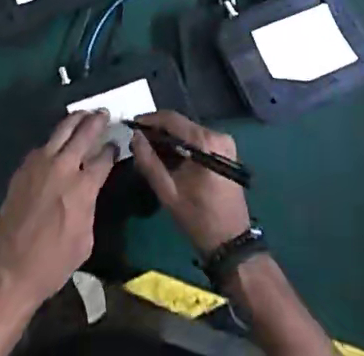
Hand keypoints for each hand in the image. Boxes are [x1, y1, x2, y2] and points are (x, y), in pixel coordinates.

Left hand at [0, 111, 115, 308]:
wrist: (13, 264)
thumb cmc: (55, 260)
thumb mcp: (85, 238)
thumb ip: (89, 205)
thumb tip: (88, 189)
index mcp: (82, 188)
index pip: (103, 159)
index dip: (112, 150)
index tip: (116, 143)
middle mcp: (62, 168)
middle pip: (82, 134)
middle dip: (96, 122)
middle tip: (104, 112)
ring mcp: (40, 163)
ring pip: (60, 131)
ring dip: (75, 120)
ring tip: (85, 112)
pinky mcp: (24, 166)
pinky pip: (43, 145)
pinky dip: (55, 137)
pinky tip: (60, 138)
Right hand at [130, 110, 251, 252]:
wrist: (232, 243)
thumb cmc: (198, 218)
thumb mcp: (167, 191)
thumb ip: (148, 160)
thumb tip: (135, 136)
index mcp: (205, 142)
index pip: (171, 119)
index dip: (148, 120)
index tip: (131, 126)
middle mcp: (218, 136)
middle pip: (180, 124)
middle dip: (158, 131)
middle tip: (138, 143)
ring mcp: (225, 144)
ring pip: (188, 132)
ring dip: (169, 139)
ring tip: (150, 152)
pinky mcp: (227, 153)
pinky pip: (198, 140)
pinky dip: (182, 146)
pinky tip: (169, 158)